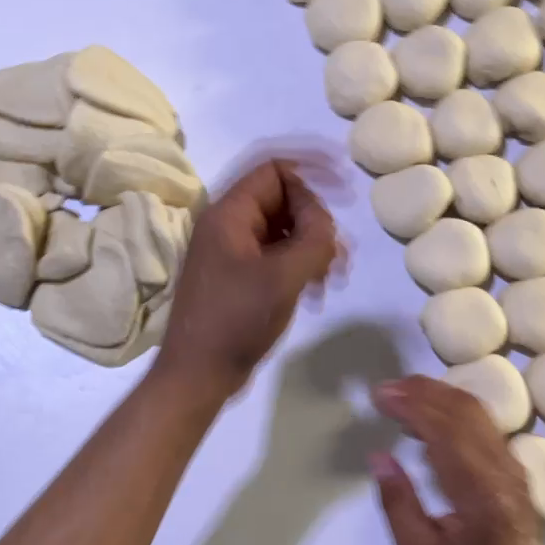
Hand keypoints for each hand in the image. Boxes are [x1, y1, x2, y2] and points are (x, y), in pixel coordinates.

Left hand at [154, 154, 343, 396]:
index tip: (346, 191)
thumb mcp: (283, 276)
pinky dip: (299, 267)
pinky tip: (316, 292)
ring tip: (334, 276)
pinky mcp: (237, 279)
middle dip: (316, 219)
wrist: (198, 374)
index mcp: (228, 214)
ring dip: (313, 246)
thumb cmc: (236, 321)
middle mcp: (226, 226)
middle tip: (340, 253)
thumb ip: (313, 238)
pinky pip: (275, 257)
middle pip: (281, 199)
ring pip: (281, 230)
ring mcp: (230, 253)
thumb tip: (325, 222)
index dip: (312, 172)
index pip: (274, 170)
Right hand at [370, 377, 544, 544]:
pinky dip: (452, 407)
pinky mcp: (513, 467)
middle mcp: (501, 470)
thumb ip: (398, 503)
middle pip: (463, 410)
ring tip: (402, 392)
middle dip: (422, 391)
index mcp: (477, 491)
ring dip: (438, 394)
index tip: (379, 396)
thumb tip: (379, 456)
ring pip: (477, 411)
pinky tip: (429, 413)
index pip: (444, 430)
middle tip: (385, 388)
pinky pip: (483, 423)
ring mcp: (512, 466)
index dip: (410, 405)